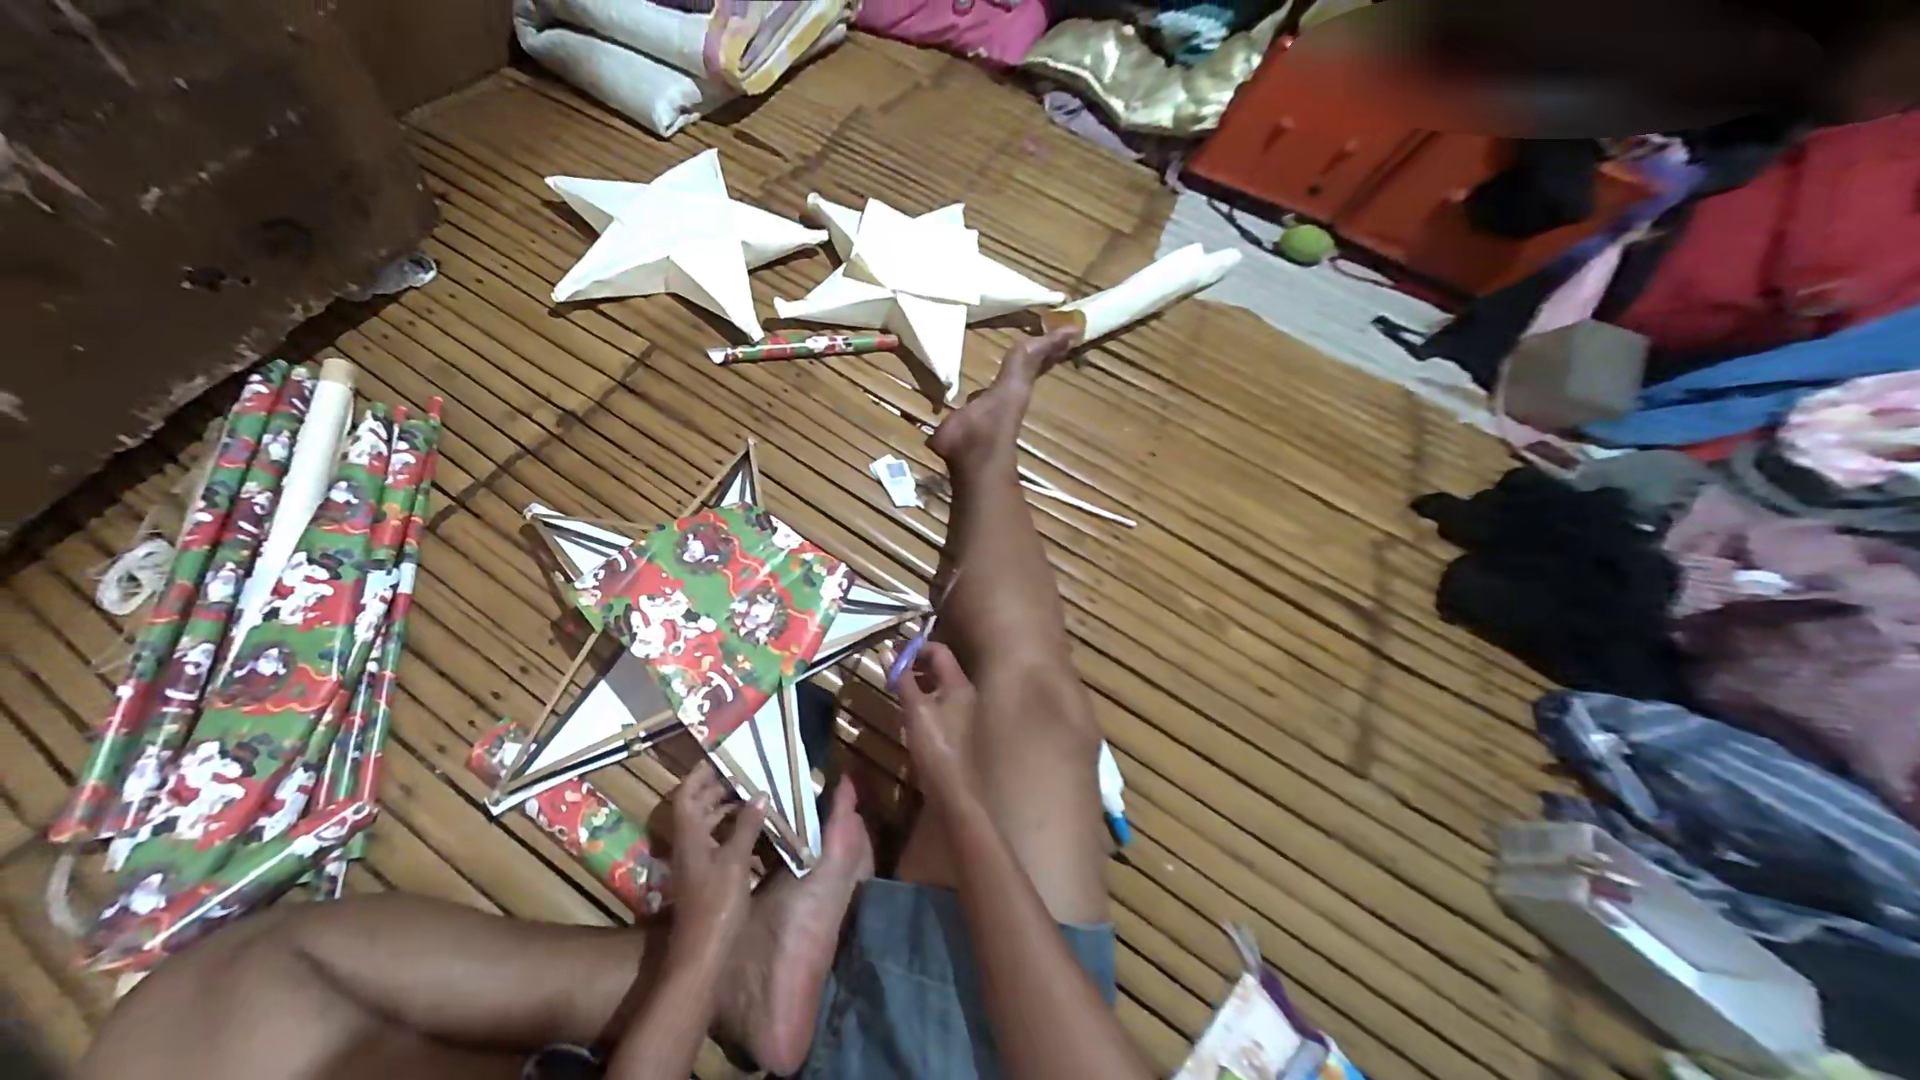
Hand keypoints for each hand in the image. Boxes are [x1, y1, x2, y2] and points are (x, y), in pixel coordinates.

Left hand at [666, 766, 765, 958]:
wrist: (702, 956)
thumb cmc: (717, 905)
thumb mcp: (735, 861)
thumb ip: (747, 825)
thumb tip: (759, 794)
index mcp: (689, 837)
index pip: (687, 795)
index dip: (699, 774)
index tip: (720, 756)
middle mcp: (688, 846)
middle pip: (697, 807)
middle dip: (718, 788)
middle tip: (746, 773)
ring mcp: (696, 862)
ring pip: (708, 824)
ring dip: (727, 808)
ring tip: (755, 796)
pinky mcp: (706, 876)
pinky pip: (717, 841)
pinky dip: (733, 830)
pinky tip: (755, 830)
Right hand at [897, 642, 980, 807]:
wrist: (955, 789)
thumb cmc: (937, 745)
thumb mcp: (915, 709)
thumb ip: (903, 680)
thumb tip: (887, 653)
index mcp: (958, 684)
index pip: (939, 651)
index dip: (917, 647)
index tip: (894, 652)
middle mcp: (965, 693)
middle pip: (942, 668)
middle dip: (917, 664)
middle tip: (892, 669)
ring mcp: (963, 712)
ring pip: (940, 686)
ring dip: (920, 682)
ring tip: (897, 687)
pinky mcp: (957, 729)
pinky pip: (940, 703)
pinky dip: (924, 699)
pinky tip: (909, 711)